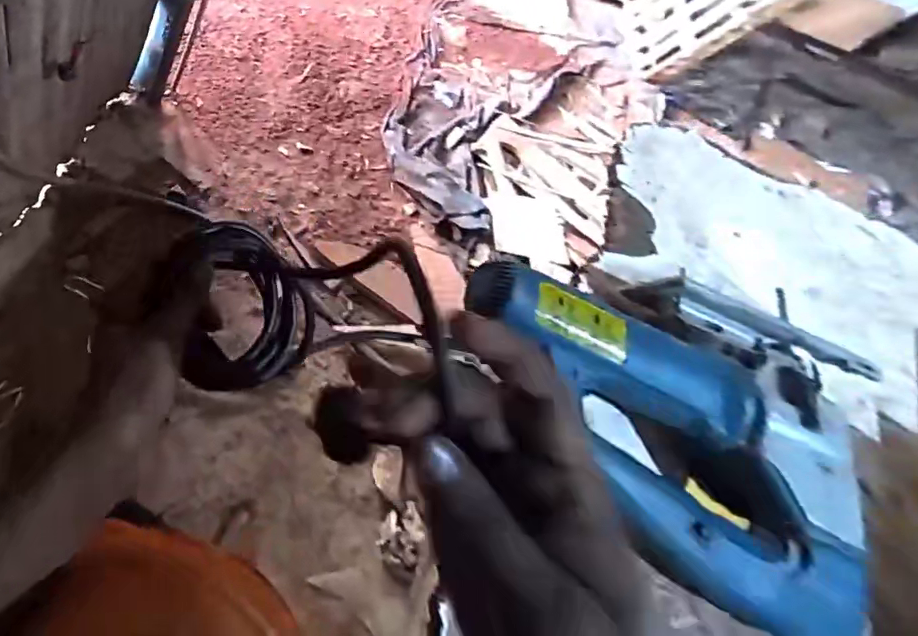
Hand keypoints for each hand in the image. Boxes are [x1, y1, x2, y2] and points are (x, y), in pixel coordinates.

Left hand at [83, 252, 210, 447]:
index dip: (182, 263)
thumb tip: (205, 260)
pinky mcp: (141, 372)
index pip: (152, 268)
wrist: (114, 447)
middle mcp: (122, 318)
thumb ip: (184, 299)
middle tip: (217, 317)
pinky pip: (167, 346)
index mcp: (119, 303)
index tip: (214, 266)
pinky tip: (205, 354)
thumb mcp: (164, 337)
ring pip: (165, 321)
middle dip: (191, 298)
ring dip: (191, 321)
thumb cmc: (136, 385)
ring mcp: (130, 346)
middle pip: (160, 294)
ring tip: (216, 334)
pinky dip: (185, 344)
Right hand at [316, 314, 644, 635]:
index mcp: (566, 476)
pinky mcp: (451, 500)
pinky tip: (353, 420)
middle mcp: (522, 462)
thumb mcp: (543, 595)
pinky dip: (384, 431)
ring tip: (351, 412)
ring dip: (394, 407)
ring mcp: (483, 480)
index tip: (455, 321)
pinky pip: (416, 450)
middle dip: (421, 395)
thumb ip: (483, 518)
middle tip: (374, 415)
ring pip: (436, 419)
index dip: (504, 349)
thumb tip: (425, 443)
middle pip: (470, 400)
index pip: (540, 392)